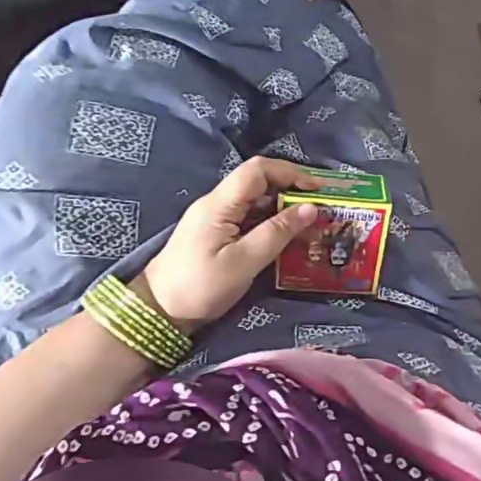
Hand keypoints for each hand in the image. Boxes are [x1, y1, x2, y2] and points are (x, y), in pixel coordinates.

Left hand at [139, 158, 323, 331]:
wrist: (159, 310)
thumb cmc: (201, 286)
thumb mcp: (244, 262)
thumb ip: (277, 233)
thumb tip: (310, 209)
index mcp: (219, 204)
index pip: (258, 170)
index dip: (290, 173)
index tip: (318, 190)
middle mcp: (216, 203)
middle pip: (258, 182)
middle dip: (291, 190)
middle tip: (321, 208)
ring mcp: (214, 218)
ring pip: (255, 201)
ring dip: (282, 208)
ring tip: (310, 224)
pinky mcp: (215, 233)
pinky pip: (248, 218)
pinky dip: (270, 223)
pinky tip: (287, 237)